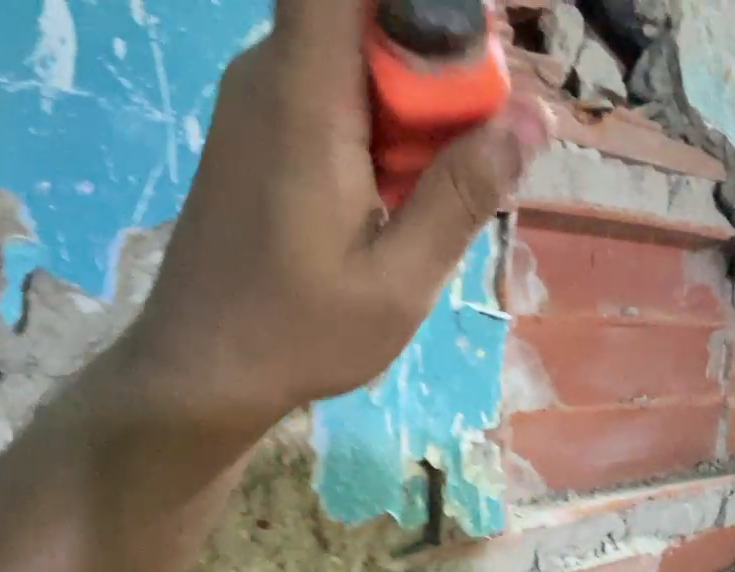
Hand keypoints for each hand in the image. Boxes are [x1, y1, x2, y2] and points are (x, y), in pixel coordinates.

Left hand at [129, 0, 549, 431]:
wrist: (200, 370)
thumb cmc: (298, 335)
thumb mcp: (399, 282)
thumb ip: (462, 194)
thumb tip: (535, 117)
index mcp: (304, 99)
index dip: (417, 2)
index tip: (467, 53)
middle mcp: (270, 73)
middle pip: (366, 15)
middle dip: (434, 65)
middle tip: (466, 147)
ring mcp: (255, 99)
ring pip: (352, 53)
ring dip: (408, 103)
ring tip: (422, 189)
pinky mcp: (255, 129)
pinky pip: (329, 89)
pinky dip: (374, 124)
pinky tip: (383, 198)